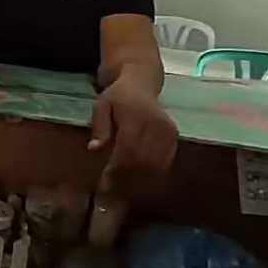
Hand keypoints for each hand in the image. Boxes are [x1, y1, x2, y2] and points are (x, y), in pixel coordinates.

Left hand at [88, 75, 177, 191]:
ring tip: (124, 181)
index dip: (116, 169)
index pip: (127, 149)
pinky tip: (140, 173)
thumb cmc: (117, 95)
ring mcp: (166, 130)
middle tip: (111, 184)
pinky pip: (166, 159)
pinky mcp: (173, 134)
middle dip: (126, 176)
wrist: (141, 82)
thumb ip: (100, 126)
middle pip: (142, 160)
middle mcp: (154, 124)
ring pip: (155, 163)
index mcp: (134, 116)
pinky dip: (153, 170)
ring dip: (139, 176)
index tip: (104, 182)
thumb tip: (94, 149)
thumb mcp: (102, 105)